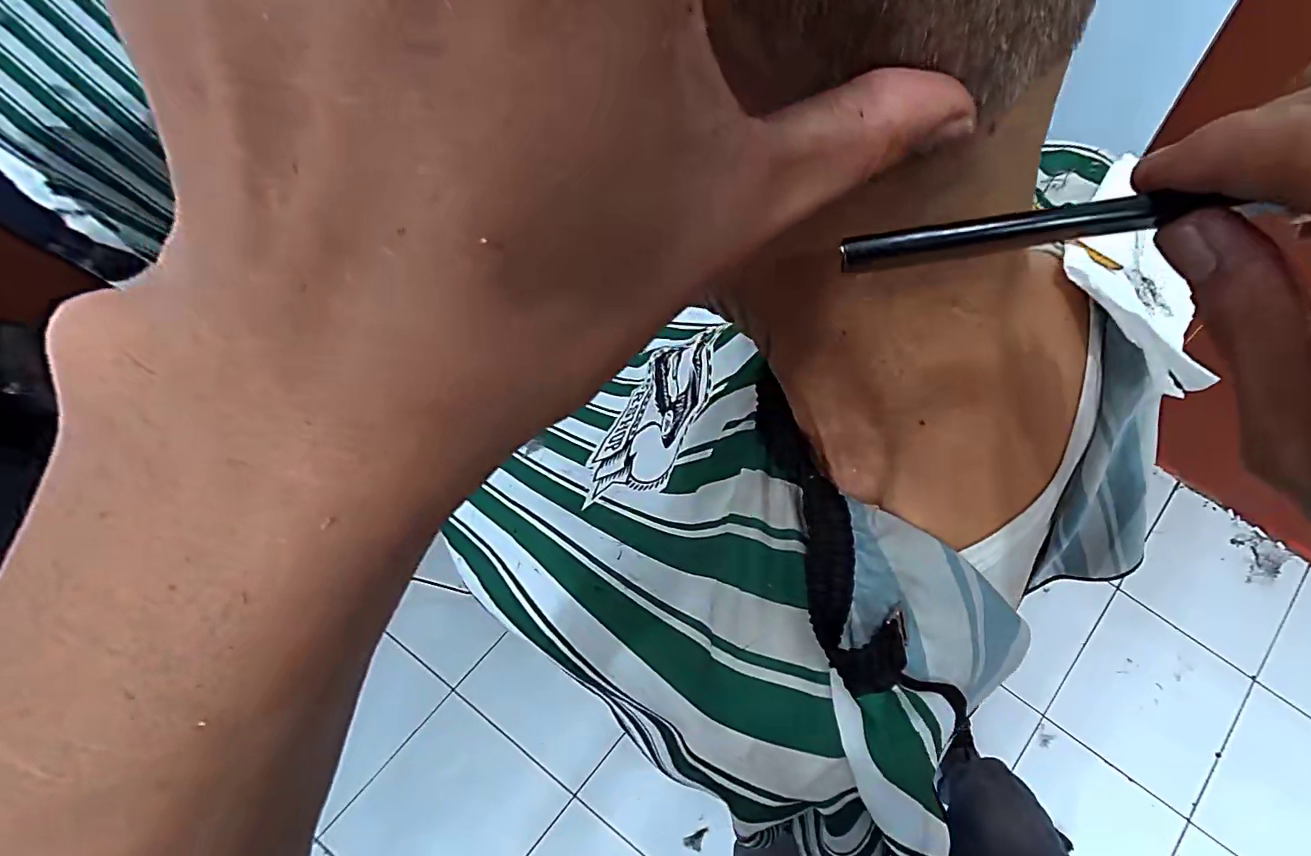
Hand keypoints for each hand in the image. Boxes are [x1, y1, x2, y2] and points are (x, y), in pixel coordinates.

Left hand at [63, 0, 973, 503]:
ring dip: (542, 34)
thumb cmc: (560, 295)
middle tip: (618, 71)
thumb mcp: (723, 210)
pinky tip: (425, 52)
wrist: (358, 366)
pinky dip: (410, 12)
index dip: (711, 16)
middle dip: (637, 32)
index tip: (699, 51)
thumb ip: (848, 135)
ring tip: (534, 74)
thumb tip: (952, 101)